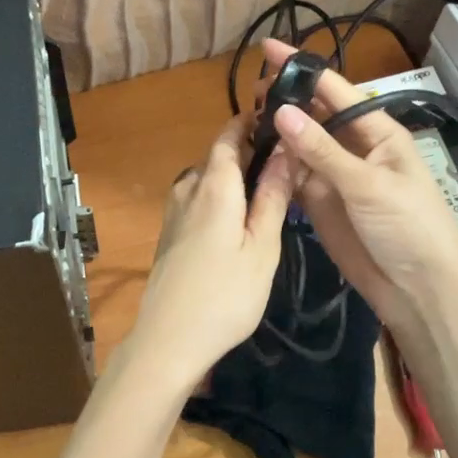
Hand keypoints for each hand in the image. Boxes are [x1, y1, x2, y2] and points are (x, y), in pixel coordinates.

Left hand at [124, 114, 299, 391]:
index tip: (276, 119)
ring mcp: (174, 210)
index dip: (250, 123)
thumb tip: (286, 150)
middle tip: (288, 165)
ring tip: (270, 193)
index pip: (228, 136)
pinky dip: (221, 199)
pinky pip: (199, 200)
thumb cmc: (226, 294)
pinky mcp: (170, 232)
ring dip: (235, 179)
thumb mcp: (262, 247)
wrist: (169, 338)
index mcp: (214, 185)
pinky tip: (240, 222)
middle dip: (249, 154)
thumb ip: (272, 196)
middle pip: (219, 158)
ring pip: (208, 180)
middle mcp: (188, 188)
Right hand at [260, 40, 457, 332]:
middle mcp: (355, 146)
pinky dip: (275, 163)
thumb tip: (279, 111)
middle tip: (251, 90)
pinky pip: (293, 173)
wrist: (420, 294)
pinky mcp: (321, 201)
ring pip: (300, 143)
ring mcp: (336, 174)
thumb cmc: (409, 229)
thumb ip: (322, 150)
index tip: (268, 48)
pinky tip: (252, 152)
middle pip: (314, 113)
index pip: (335, 91)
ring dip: (276, 130)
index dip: (302, 68)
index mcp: (378, 132)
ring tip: (244, 117)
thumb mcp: (368, 185)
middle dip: (285, 98)